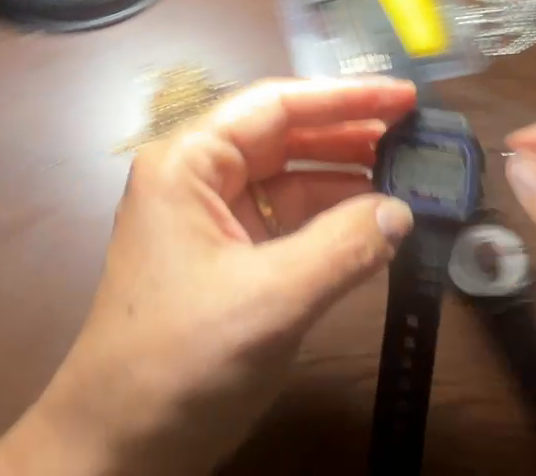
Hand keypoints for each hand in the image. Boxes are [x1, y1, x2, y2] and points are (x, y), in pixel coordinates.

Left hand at [0, 78, 416, 475]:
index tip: (403, 95)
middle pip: (281, 136)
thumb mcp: (270, 299)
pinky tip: (374, 220)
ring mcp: (209, 217)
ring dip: (344, 177)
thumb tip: (401, 210)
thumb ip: (342, 247)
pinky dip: (329, 219)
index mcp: (187, 162)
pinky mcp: (224, 257)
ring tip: (408, 173)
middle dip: (347, 134)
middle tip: (416, 133)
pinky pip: (285, 222)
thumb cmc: (182, 358)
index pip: (272, 107)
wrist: (119, 443)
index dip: (341, 97)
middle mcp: (196, 177)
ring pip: (287, 179)